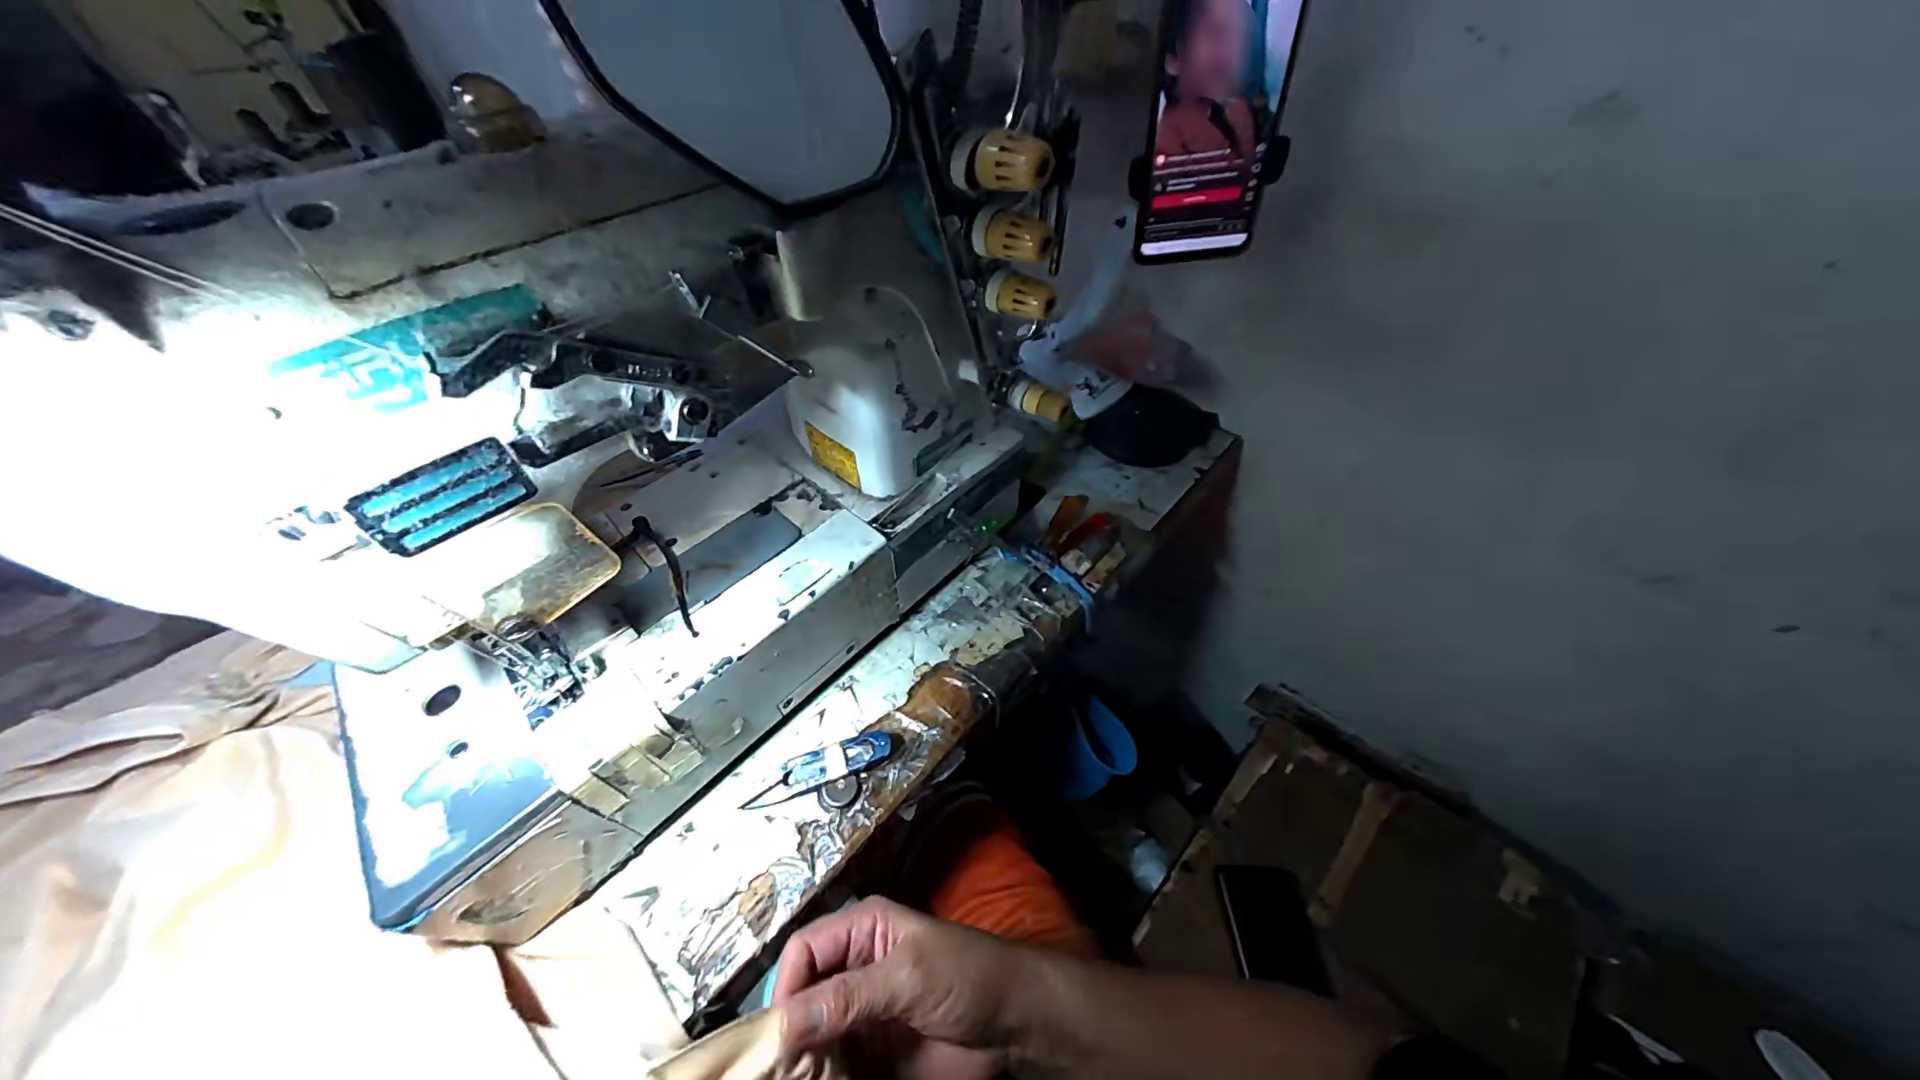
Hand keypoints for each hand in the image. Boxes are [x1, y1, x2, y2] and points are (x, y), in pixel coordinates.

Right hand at [773, 897, 1032, 1078]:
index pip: (804, 949)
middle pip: (802, 994)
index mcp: (862, 929)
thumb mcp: (909, 976)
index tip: (777, 1032)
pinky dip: (822, 1076)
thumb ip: (850, 995)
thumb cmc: (968, 975)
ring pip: (812, 1033)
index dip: (786, 985)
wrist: (1013, 1021)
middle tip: (779, 1067)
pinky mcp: (871, 1050)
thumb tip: (788, 1019)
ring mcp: (861, 1011)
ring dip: (802, 1057)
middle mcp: (854, 966)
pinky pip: (833, 1063)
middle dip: (789, 1028)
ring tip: (797, 1078)